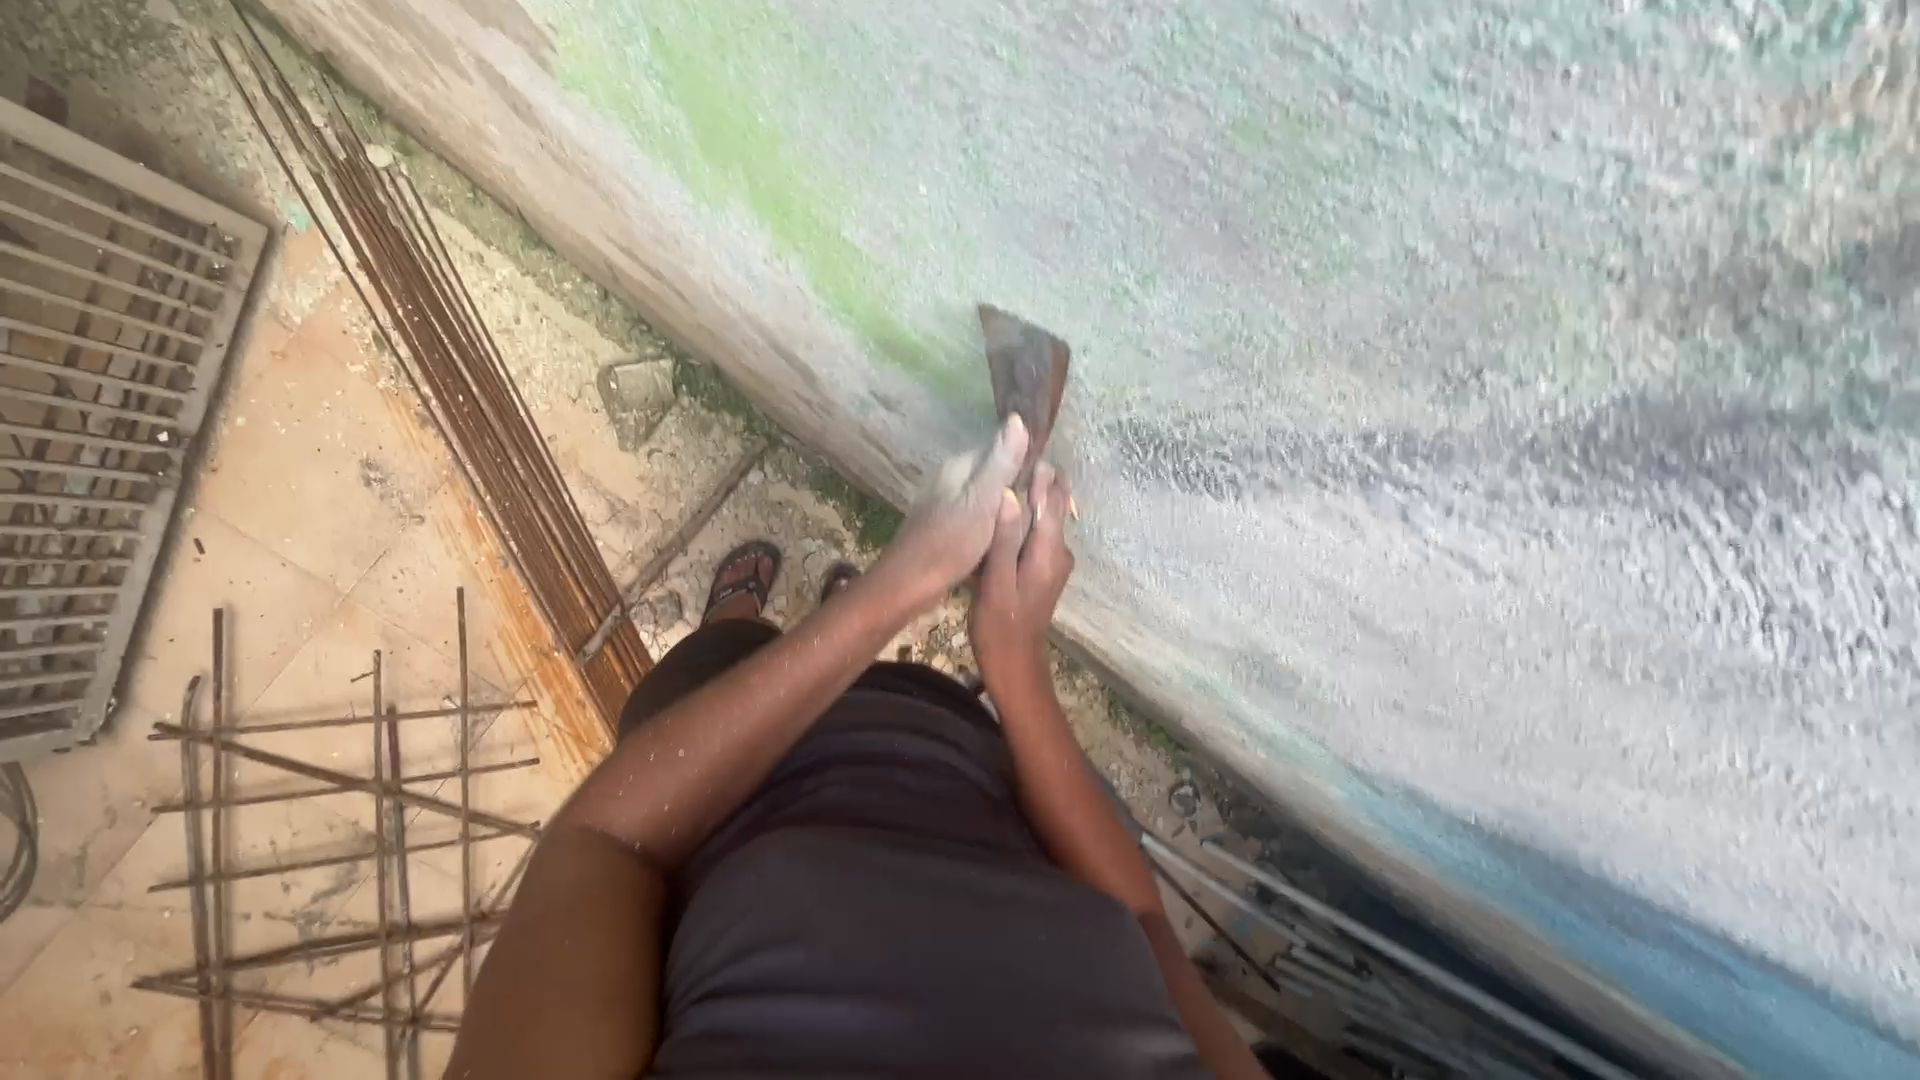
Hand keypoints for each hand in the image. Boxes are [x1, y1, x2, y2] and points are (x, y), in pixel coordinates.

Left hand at [872, 415, 1029, 610]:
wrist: (910, 583)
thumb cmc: (949, 542)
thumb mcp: (982, 500)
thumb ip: (1001, 462)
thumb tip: (1017, 418)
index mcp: (960, 466)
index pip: (1004, 450)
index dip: (1028, 468)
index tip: (1043, 494)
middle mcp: (952, 478)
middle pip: (996, 475)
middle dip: (1019, 491)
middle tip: (1039, 516)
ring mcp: (947, 502)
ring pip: (989, 499)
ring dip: (1007, 512)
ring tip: (1025, 531)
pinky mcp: (946, 525)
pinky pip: (979, 518)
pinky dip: (993, 527)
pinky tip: (1003, 543)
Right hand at [971, 461, 1073, 690]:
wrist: (1014, 665)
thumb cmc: (1000, 626)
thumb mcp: (996, 582)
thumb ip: (1004, 539)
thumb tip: (1010, 494)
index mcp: (1048, 552)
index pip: (1050, 501)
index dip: (1040, 473)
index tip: (1028, 444)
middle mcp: (1058, 553)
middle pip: (1052, 506)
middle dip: (1040, 480)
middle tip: (1019, 450)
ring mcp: (1052, 562)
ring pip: (1045, 519)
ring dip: (1032, 497)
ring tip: (1009, 471)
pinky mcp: (1042, 570)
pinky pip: (1038, 534)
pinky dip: (1027, 518)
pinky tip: (1006, 510)